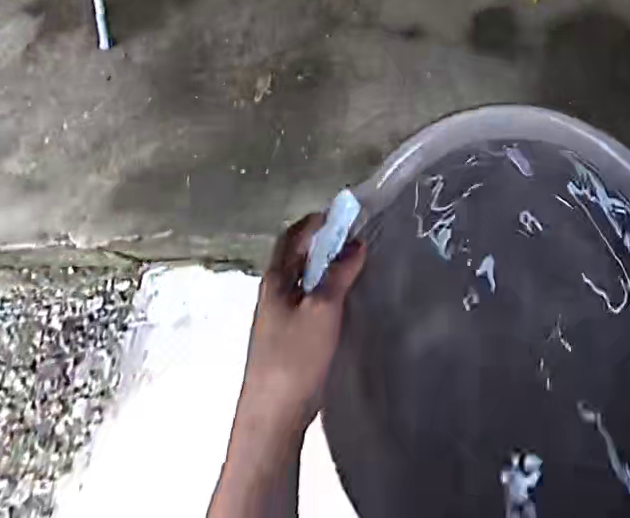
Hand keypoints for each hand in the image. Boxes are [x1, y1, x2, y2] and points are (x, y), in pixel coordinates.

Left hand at [209, 213, 364, 517]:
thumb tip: (356, 241)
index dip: (314, 221)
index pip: (291, 238)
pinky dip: (326, 287)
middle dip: (324, 241)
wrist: (273, 417)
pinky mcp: (289, 337)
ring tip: (355, 259)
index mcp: (275, 281)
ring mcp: (279, 317)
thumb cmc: (295, 357)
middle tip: (356, 232)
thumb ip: (340, 272)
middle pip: (298, 257)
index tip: (341, 211)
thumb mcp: (324, 308)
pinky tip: (345, 296)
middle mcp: (273, 294)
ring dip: (326, 264)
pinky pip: (309, 299)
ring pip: (304, 279)